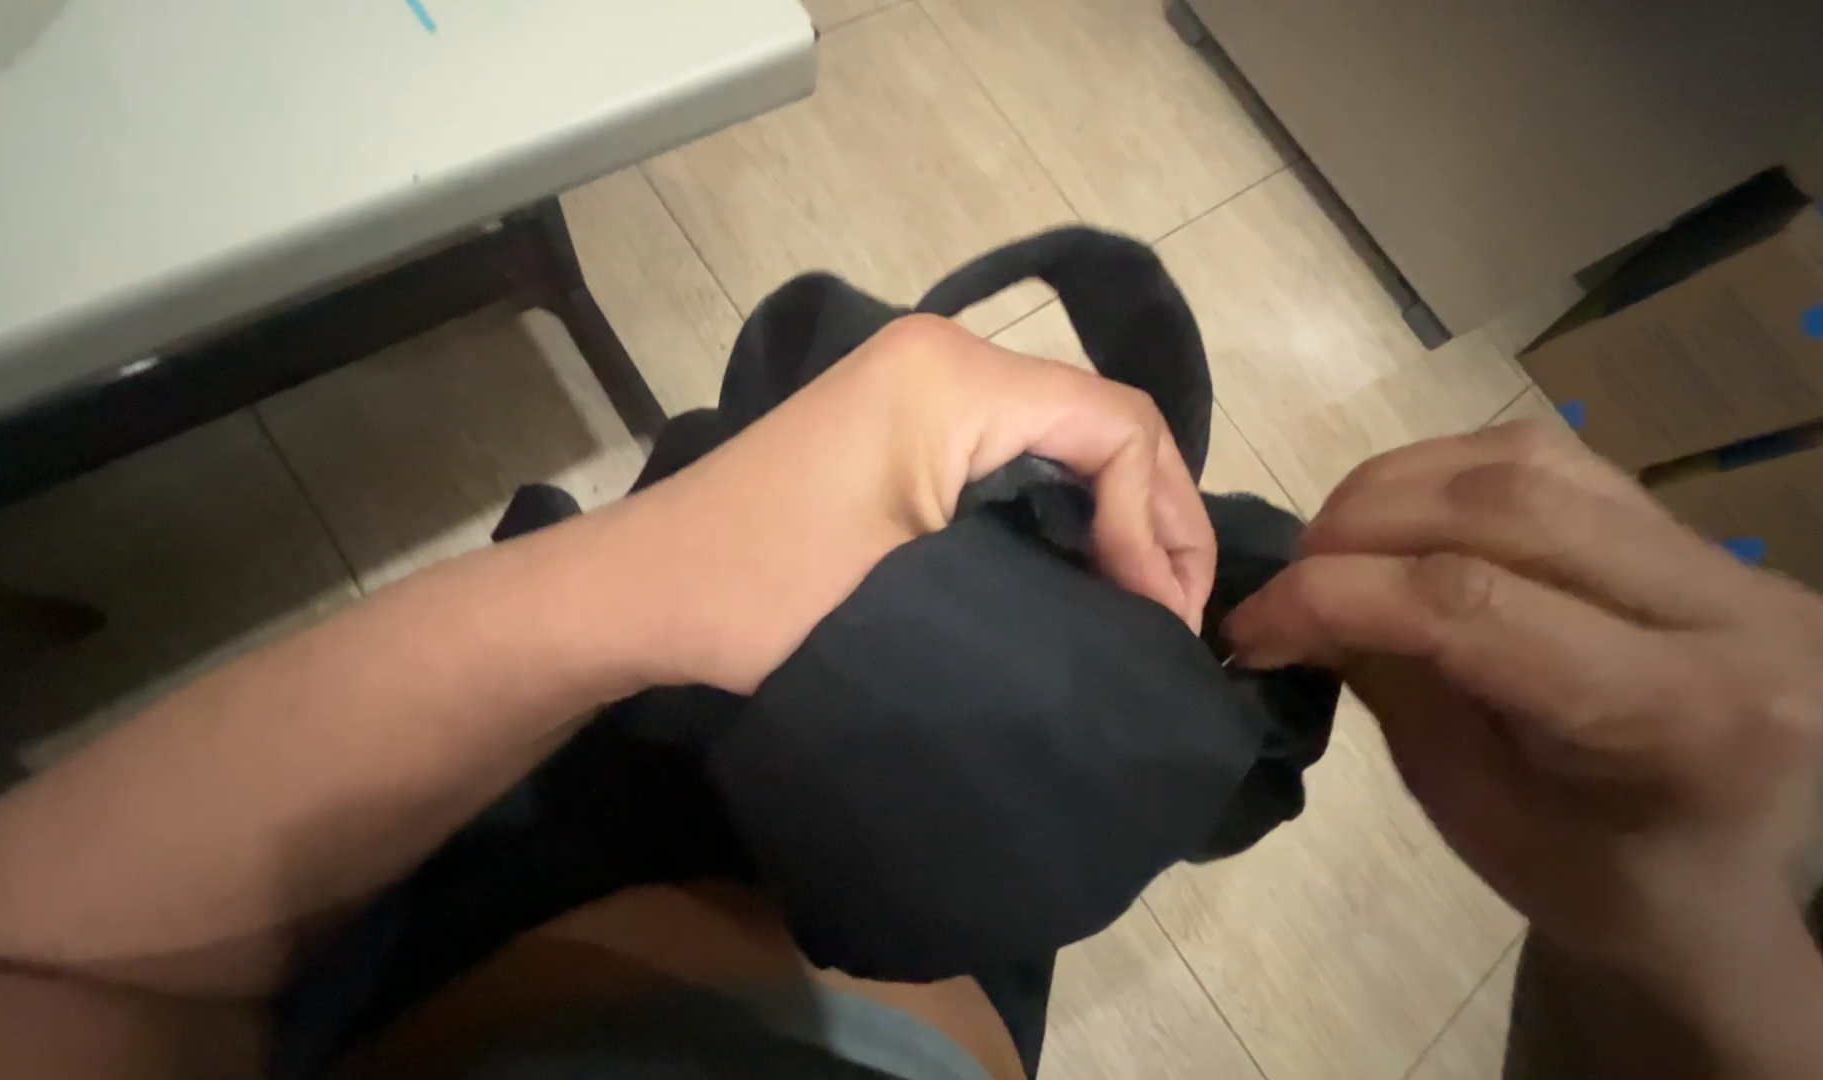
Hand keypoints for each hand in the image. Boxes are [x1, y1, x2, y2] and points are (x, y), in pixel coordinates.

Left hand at [613, 314, 1214, 693]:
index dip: (1161, 524)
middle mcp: (948, 357)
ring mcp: (922, 384)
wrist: (648, 588)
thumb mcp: (921, 591)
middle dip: (1153, 518)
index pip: (1116, 426)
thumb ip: (1052, 583)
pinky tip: (1080, 570)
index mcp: (956, 378)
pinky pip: (1016, 453)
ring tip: (1143, 602)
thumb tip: (1144, 612)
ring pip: (1063, 439)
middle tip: (1174, 617)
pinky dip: (1061, 509)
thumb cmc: (765, 593)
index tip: (1160, 622)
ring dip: (1114, 516)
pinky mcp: (904, 423)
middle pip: (1100, 424)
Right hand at [1223, 420, 1822, 969]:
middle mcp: (1727, 609)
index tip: (1246, 627)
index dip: (1328, 596)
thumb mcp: (1444, 777)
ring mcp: (1714, 551)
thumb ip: (1369, 668)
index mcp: (1677, 711)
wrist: (1684, 864)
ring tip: (1331, 547)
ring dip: (1384, 491)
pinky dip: (1430, 474)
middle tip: (1286, 582)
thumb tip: (1273, 606)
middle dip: (1351, 530)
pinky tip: (1394, 519)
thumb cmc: (1561, 855)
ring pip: (1517, 462)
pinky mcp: (1676, 521)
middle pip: (1498, 507)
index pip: (1466, 604)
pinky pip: (1534, 455)